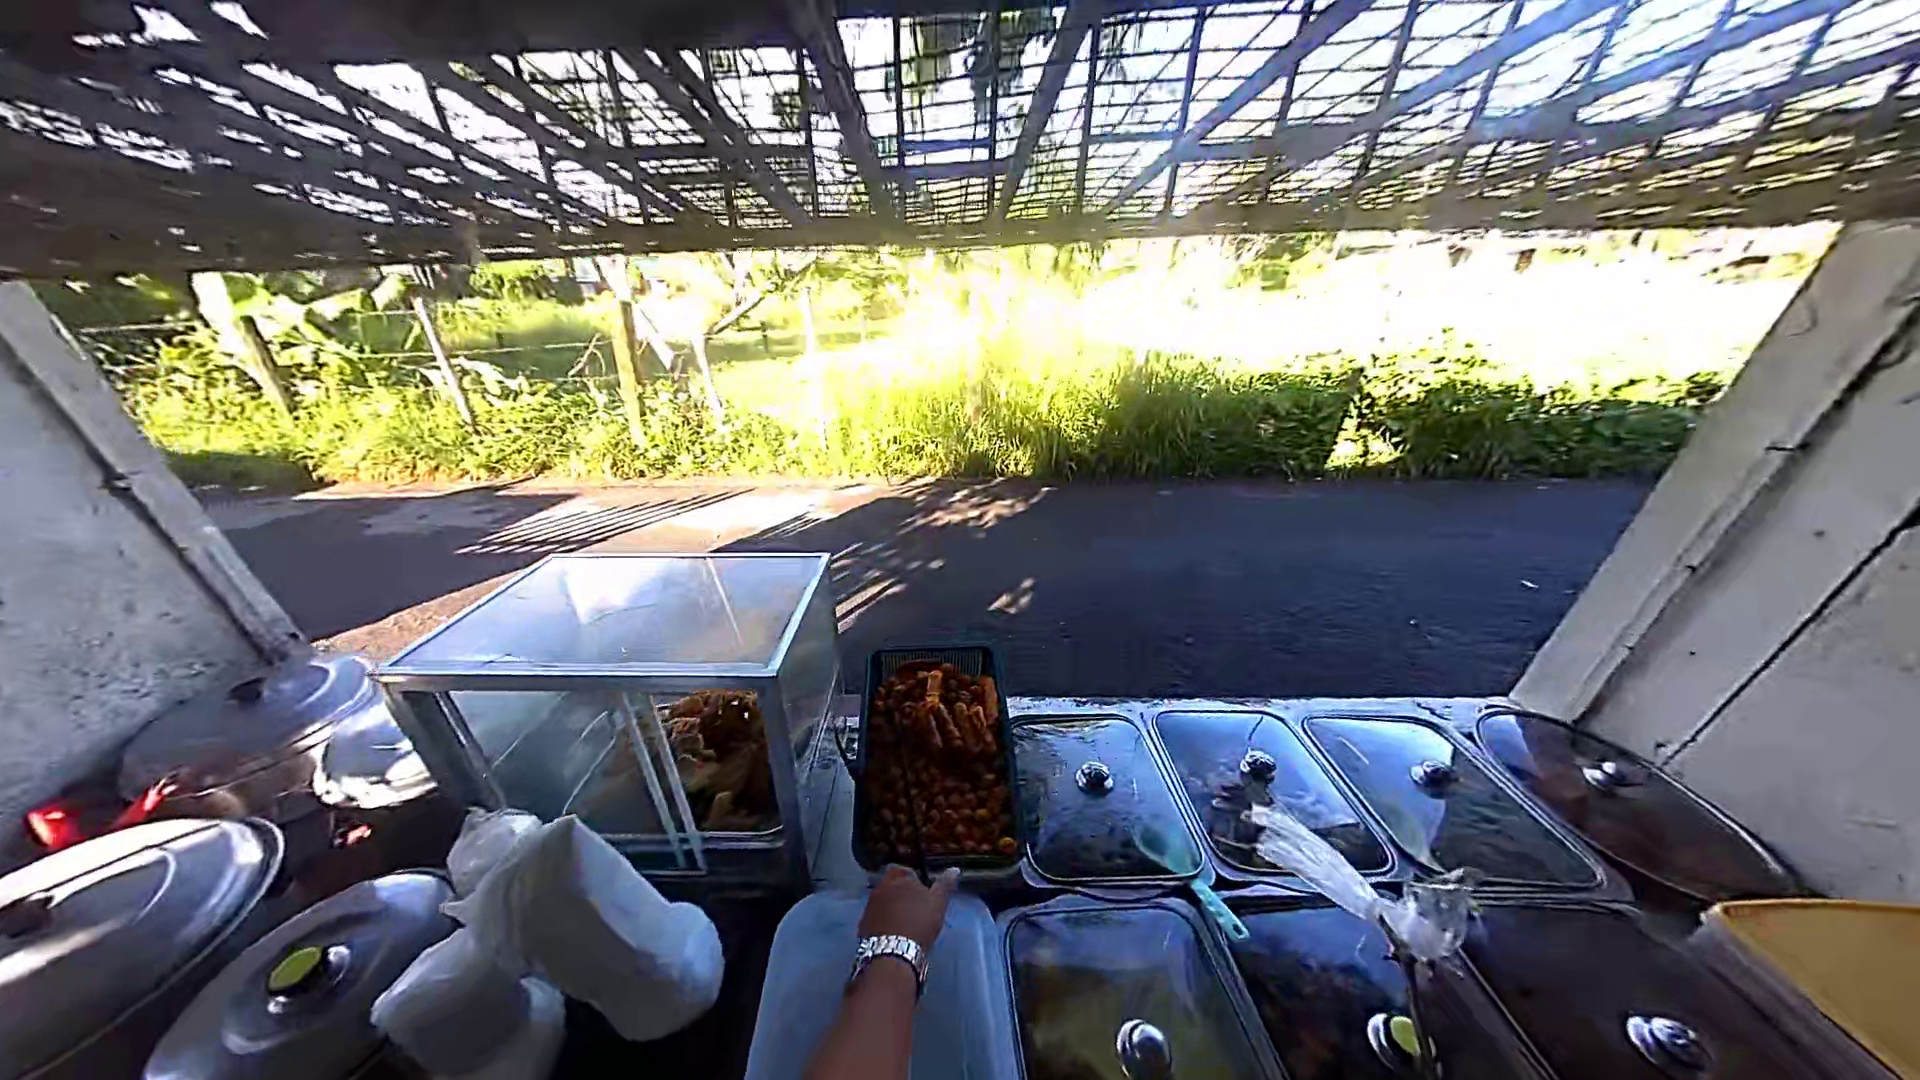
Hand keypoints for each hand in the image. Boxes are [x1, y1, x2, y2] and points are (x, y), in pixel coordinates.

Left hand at [859, 865, 958, 951]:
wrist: (892, 953)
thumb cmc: (919, 924)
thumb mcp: (937, 904)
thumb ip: (945, 885)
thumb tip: (954, 869)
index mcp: (899, 879)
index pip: (906, 872)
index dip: (914, 881)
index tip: (922, 893)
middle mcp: (881, 888)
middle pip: (891, 885)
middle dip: (900, 893)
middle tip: (912, 907)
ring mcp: (869, 907)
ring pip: (882, 901)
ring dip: (890, 907)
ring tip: (902, 921)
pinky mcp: (863, 925)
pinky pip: (874, 917)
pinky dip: (882, 921)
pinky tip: (891, 932)